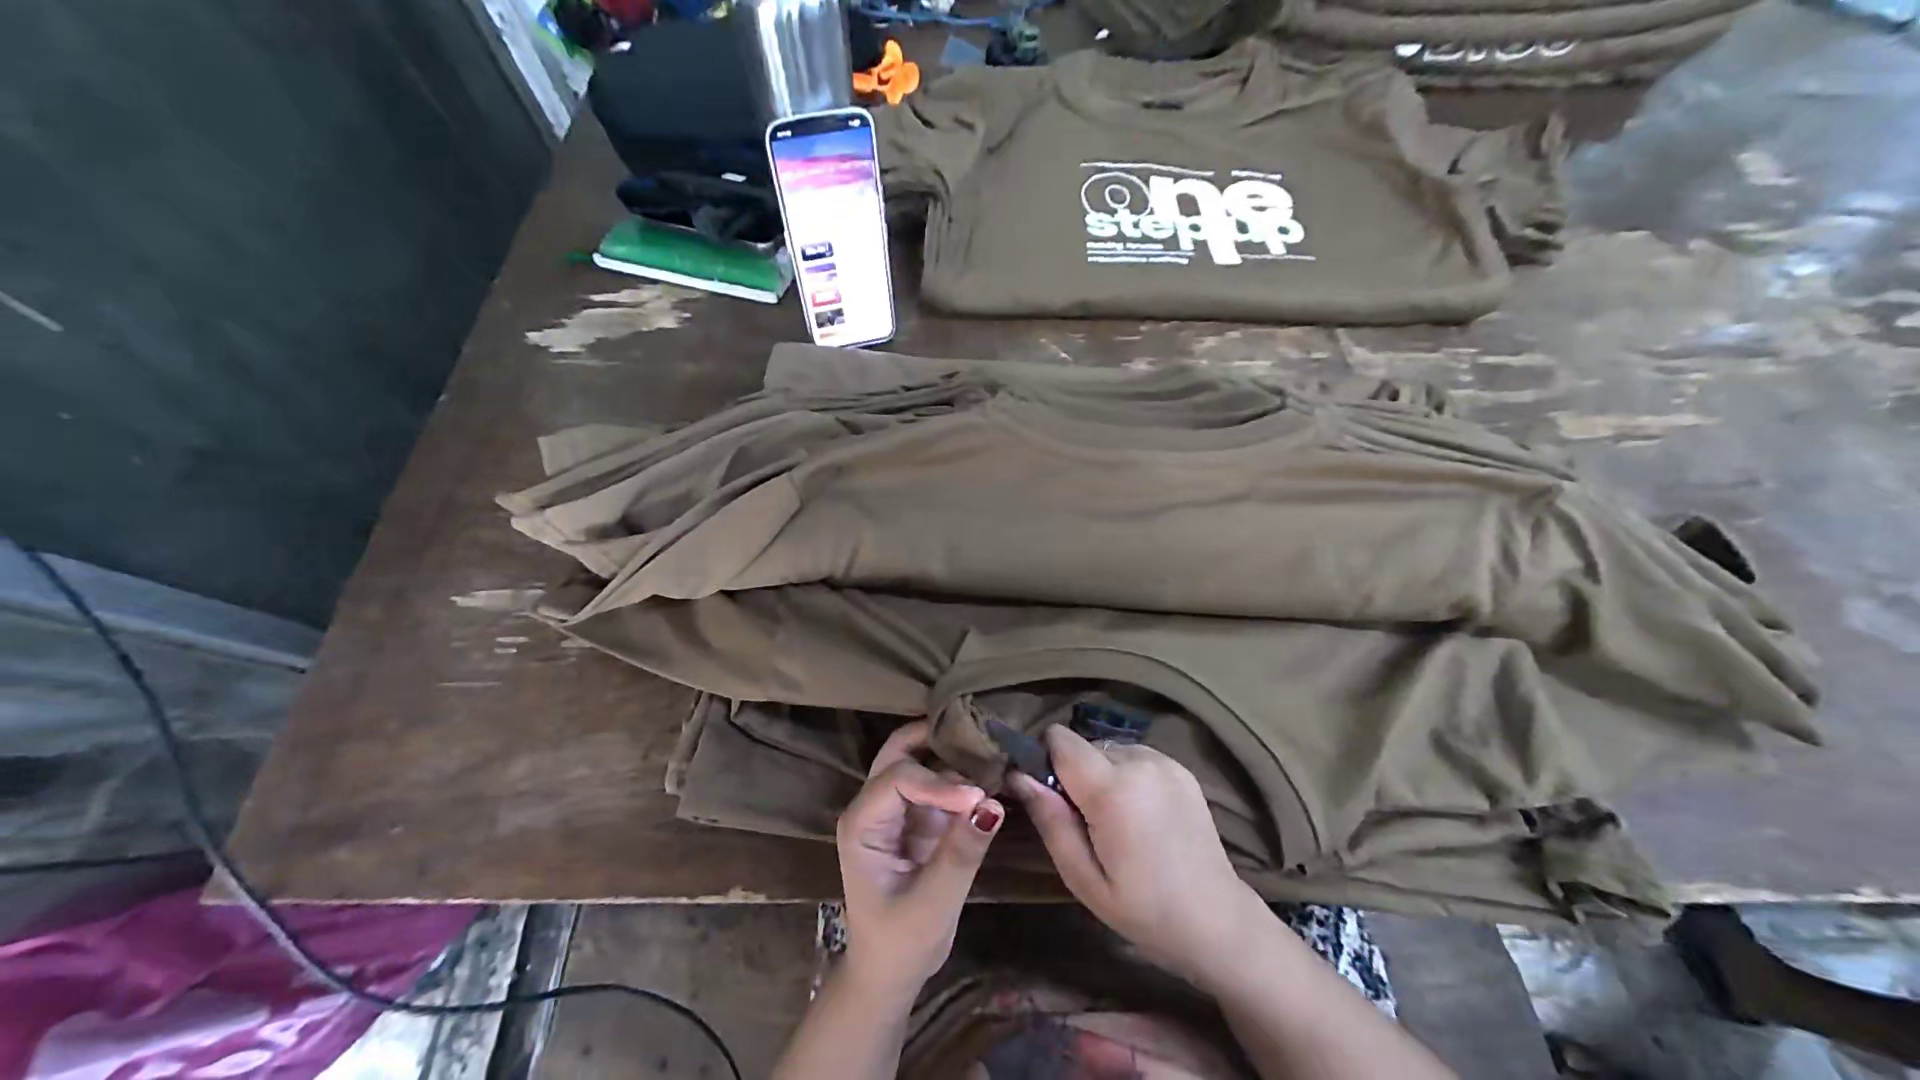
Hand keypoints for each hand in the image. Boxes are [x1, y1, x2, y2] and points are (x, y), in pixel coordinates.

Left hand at [836, 721, 1004, 995]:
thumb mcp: (934, 904)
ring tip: (990, 753)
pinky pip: (939, 784)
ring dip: (951, 755)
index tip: (979, 797)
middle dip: (935, 740)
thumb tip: (993, 804)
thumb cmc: (902, 942)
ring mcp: (897, 810)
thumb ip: (960, 853)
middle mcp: (874, 807)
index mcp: (862, 824)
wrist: (891, 972)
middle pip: (899, 752)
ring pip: (918, 760)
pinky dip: (962, 775)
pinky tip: (990, 774)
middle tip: (978, 736)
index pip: (898, 780)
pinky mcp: (919, 819)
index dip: (939, 783)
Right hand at [1007, 726, 1270, 988]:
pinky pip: (1133, 757)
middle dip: (1074, 775)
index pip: (1059, 739)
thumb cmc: (1144, 910)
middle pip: (1083, 745)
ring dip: (1100, 775)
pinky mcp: (1181, 768)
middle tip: (1087, 823)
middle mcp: (1140, 761)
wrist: (1217, 922)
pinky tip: (1139, 816)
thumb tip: (1017, 774)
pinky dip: (1126, 777)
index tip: (1051, 798)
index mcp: (1113, 789)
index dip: (1045, 762)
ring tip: (1116, 822)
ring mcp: (1165, 761)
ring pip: (1107, 749)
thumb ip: (1049, 820)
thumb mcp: (1083, 878)